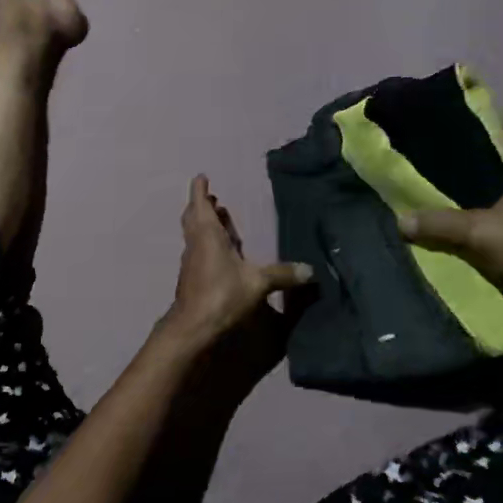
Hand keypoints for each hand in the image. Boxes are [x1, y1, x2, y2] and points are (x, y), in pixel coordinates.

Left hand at [164, 175, 310, 346]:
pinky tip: (220, 249)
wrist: (193, 324)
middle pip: (193, 218)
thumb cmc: (222, 295)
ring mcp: (191, 260)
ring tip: (218, 217)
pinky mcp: (192, 275)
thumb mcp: (257, 282)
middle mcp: (195, 244)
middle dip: (201, 205)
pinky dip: (206, 241)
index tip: (200, 177)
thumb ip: (283, 274)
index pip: (200, 206)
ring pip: (194, 234)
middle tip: (211, 196)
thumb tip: (310, 270)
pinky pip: (199, 249)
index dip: (200, 191)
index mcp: (207, 236)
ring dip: (203, 223)